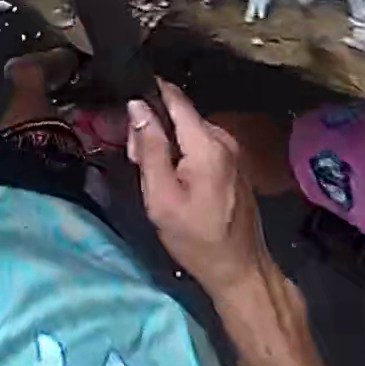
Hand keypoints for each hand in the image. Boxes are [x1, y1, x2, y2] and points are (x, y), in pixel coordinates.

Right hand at [128, 78, 271, 292]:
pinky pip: (196, 142)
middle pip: (176, 113)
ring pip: (184, 128)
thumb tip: (137, 105)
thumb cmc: (196, 236)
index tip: (124, 107)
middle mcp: (222, 139)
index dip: (146, 93)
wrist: (240, 272)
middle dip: (151, 127)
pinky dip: (178, 152)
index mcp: (206, 143)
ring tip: (152, 173)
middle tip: (136, 159)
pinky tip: (170, 177)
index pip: (174, 97)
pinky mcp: (231, 163)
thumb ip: (149, 146)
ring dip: (163, 141)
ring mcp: (230, 151)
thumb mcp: (161, 194)